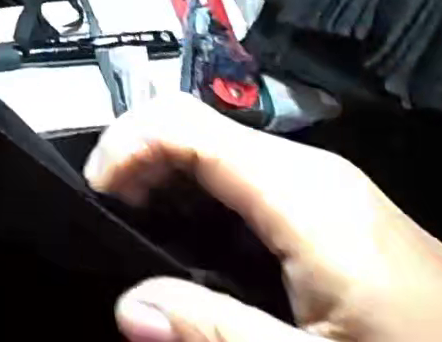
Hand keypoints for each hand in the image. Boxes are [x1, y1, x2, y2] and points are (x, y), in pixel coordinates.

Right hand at [84, 94, 441, 341]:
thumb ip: (216, 332)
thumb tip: (124, 306)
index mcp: (302, 190)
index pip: (178, 121)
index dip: (121, 146)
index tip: (96, 201)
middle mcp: (314, 171)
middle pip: (191, 125)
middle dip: (137, 163)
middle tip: (114, 223)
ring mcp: (335, 190)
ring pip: (217, 150)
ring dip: (167, 182)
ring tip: (146, 237)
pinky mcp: (346, 214)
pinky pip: (248, 177)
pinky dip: (203, 197)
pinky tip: (204, 250)